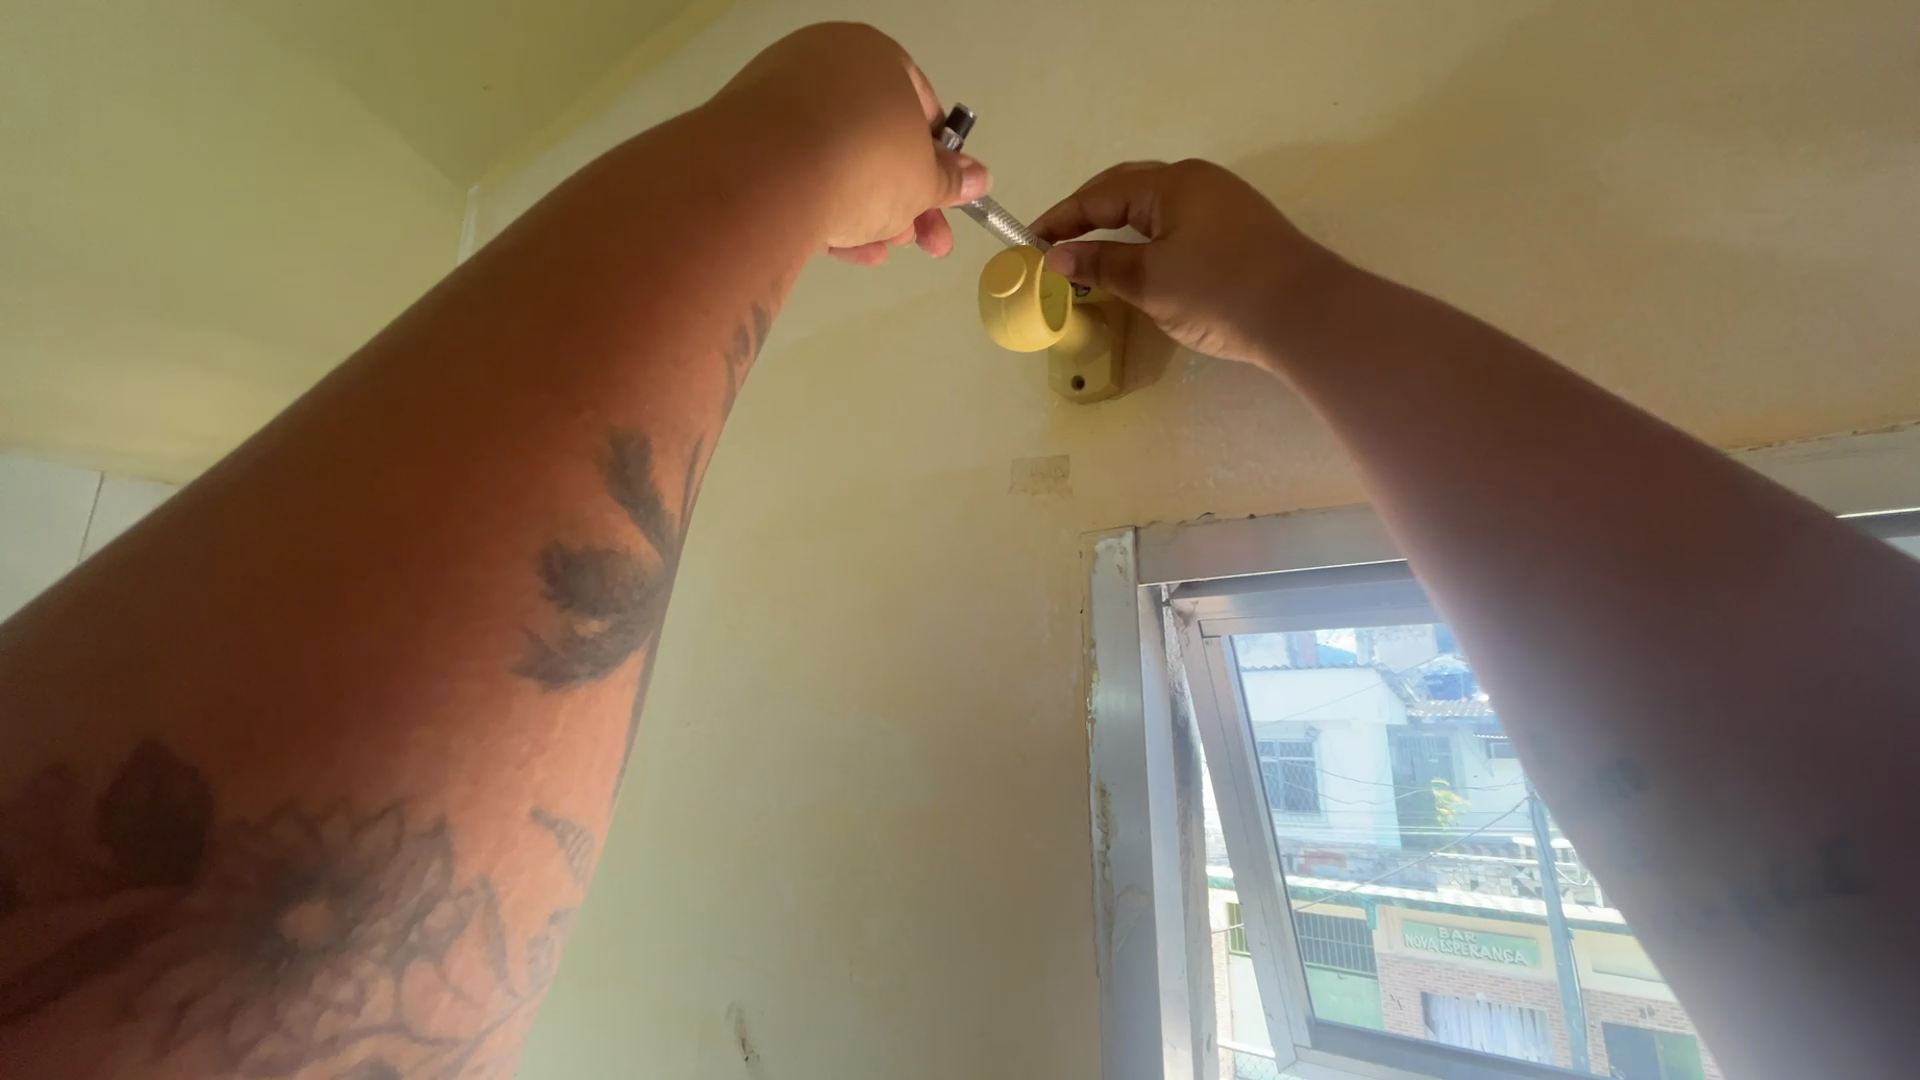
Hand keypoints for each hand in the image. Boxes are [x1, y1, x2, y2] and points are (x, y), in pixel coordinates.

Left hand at [715, 23, 991, 264]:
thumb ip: (951, 180)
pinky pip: (804, 181)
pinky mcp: (752, 146)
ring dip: (872, 215)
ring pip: (841, 167)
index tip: (946, 198)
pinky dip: (829, 214)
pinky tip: (848, 249)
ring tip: (883, 249)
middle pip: (879, 143)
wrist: (774, 174)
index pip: (919, 105)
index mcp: (875, 56)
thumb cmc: (870, 160)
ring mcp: (782, 105)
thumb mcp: (926, 178)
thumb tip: (978, 177)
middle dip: (909, 202)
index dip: (939, 159)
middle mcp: (825, 68)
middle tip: (927, 242)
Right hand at [1032, 160, 1348, 365]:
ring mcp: (1220, 204)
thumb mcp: (1150, 280)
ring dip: (1116, 226)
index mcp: (1171, 184)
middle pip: (1126, 189)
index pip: (1100, 194)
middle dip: (1087, 214)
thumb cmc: (1218, 291)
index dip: (1062, 218)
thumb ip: (1100, 265)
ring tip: (1089, 252)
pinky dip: (1144, 238)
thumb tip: (1056, 257)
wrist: (1302, 313)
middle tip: (1056, 243)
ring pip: (1153, 207)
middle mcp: (1196, 181)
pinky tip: (1137, 259)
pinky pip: (1174, 223)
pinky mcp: (1235, 230)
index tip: (1030, 242)